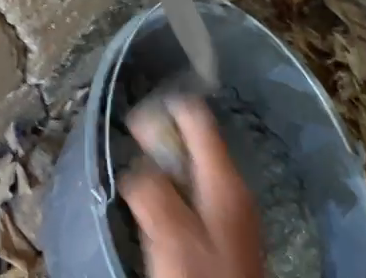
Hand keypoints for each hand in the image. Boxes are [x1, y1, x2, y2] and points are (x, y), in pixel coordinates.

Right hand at [120, 97, 264, 277]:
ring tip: (139, 162)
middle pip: (198, 141)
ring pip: (197, 166)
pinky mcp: (227, 229)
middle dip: (164, 133)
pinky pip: (199, 190)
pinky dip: (176, 183)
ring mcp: (233, 208)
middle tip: (132, 133)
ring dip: (168, 160)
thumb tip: (134, 164)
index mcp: (224, 178)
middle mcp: (233, 185)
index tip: (139, 106)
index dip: (168, 104)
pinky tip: (158, 196)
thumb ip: (151, 193)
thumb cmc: (203, 275)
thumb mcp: (172, 235)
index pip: (198, 118)